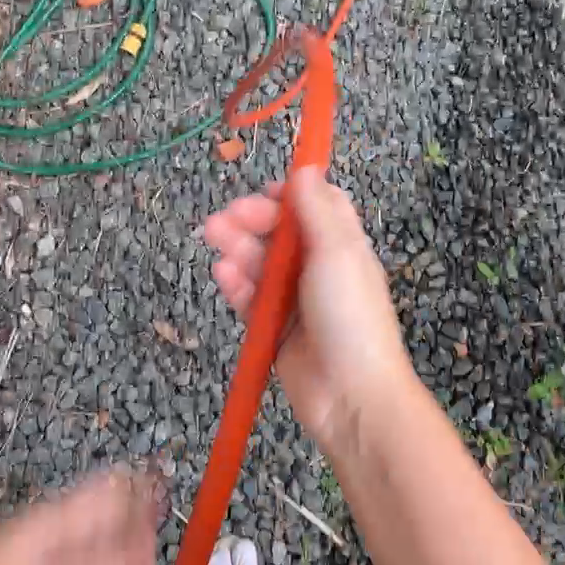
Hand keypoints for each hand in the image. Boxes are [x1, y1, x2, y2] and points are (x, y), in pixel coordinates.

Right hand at [203, 167, 414, 449]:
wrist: (352, 397)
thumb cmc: (350, 315)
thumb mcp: (338, 252)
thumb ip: (317, 209)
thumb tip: (306, 167)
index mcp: (341, 244)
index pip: (314, 206)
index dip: (289, 194)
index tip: (265, 191)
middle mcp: (318, 267)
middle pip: (279, 233)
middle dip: (251, 220)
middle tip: (223, 219)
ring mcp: (295, 299)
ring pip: (259, 263)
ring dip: (237, 248)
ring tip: (213, 238)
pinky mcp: (274, 329)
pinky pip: (249, 299)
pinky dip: (236, 285)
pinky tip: (222, 274)